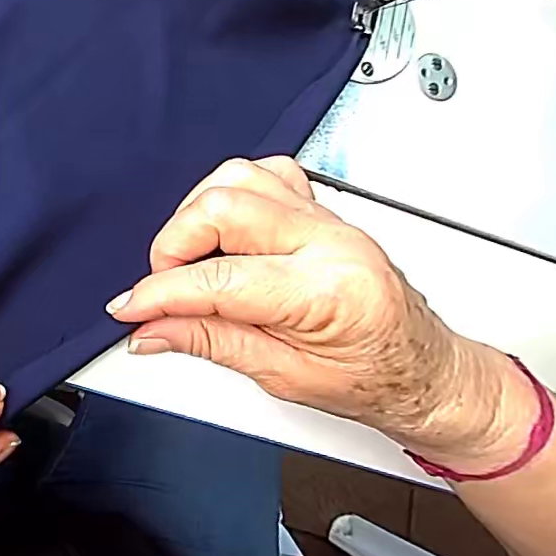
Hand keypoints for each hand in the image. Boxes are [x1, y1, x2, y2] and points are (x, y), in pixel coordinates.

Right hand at [106, 157, 535, 471]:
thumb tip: (149, 329)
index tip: (129, 308)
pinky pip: (265, 175)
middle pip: (222, 207)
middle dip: (172, 247)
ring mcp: (328, 221)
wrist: (426, 373)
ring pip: (238, 178)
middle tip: (164, 287)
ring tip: (190, 259)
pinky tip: (220, 232)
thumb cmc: (372, 380)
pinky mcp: (320, 211)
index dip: (158, 294)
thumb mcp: (280, 376)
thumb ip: (206, 342)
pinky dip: (228, 195)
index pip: (217, 279)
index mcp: (329, 292)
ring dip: (196, 217)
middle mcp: (331, 243)